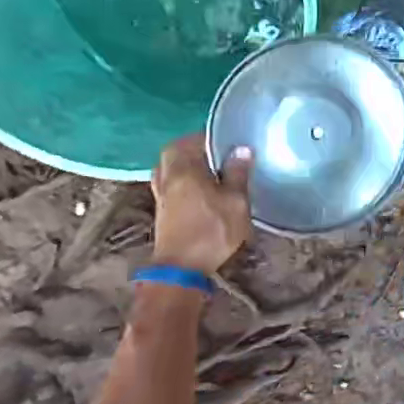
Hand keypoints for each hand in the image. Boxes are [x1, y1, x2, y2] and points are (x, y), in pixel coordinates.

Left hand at [150, 135, 254, 273]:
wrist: (182, 268)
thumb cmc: (212, 230)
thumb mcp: (236, 201)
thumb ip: (237, 173)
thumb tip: (241, 149)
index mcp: (185, 171)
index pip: (188, 141)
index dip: (206, 135)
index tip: (225, 136)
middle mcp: (168, 179)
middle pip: (172, 153)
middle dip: (191, 146)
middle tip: (216, 148)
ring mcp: (162, 195)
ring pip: (168, 168)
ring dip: (184, 162)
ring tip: (209, 165)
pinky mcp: (163, 210)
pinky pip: (169, 182)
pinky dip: (182, 177)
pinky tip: (200, 185)